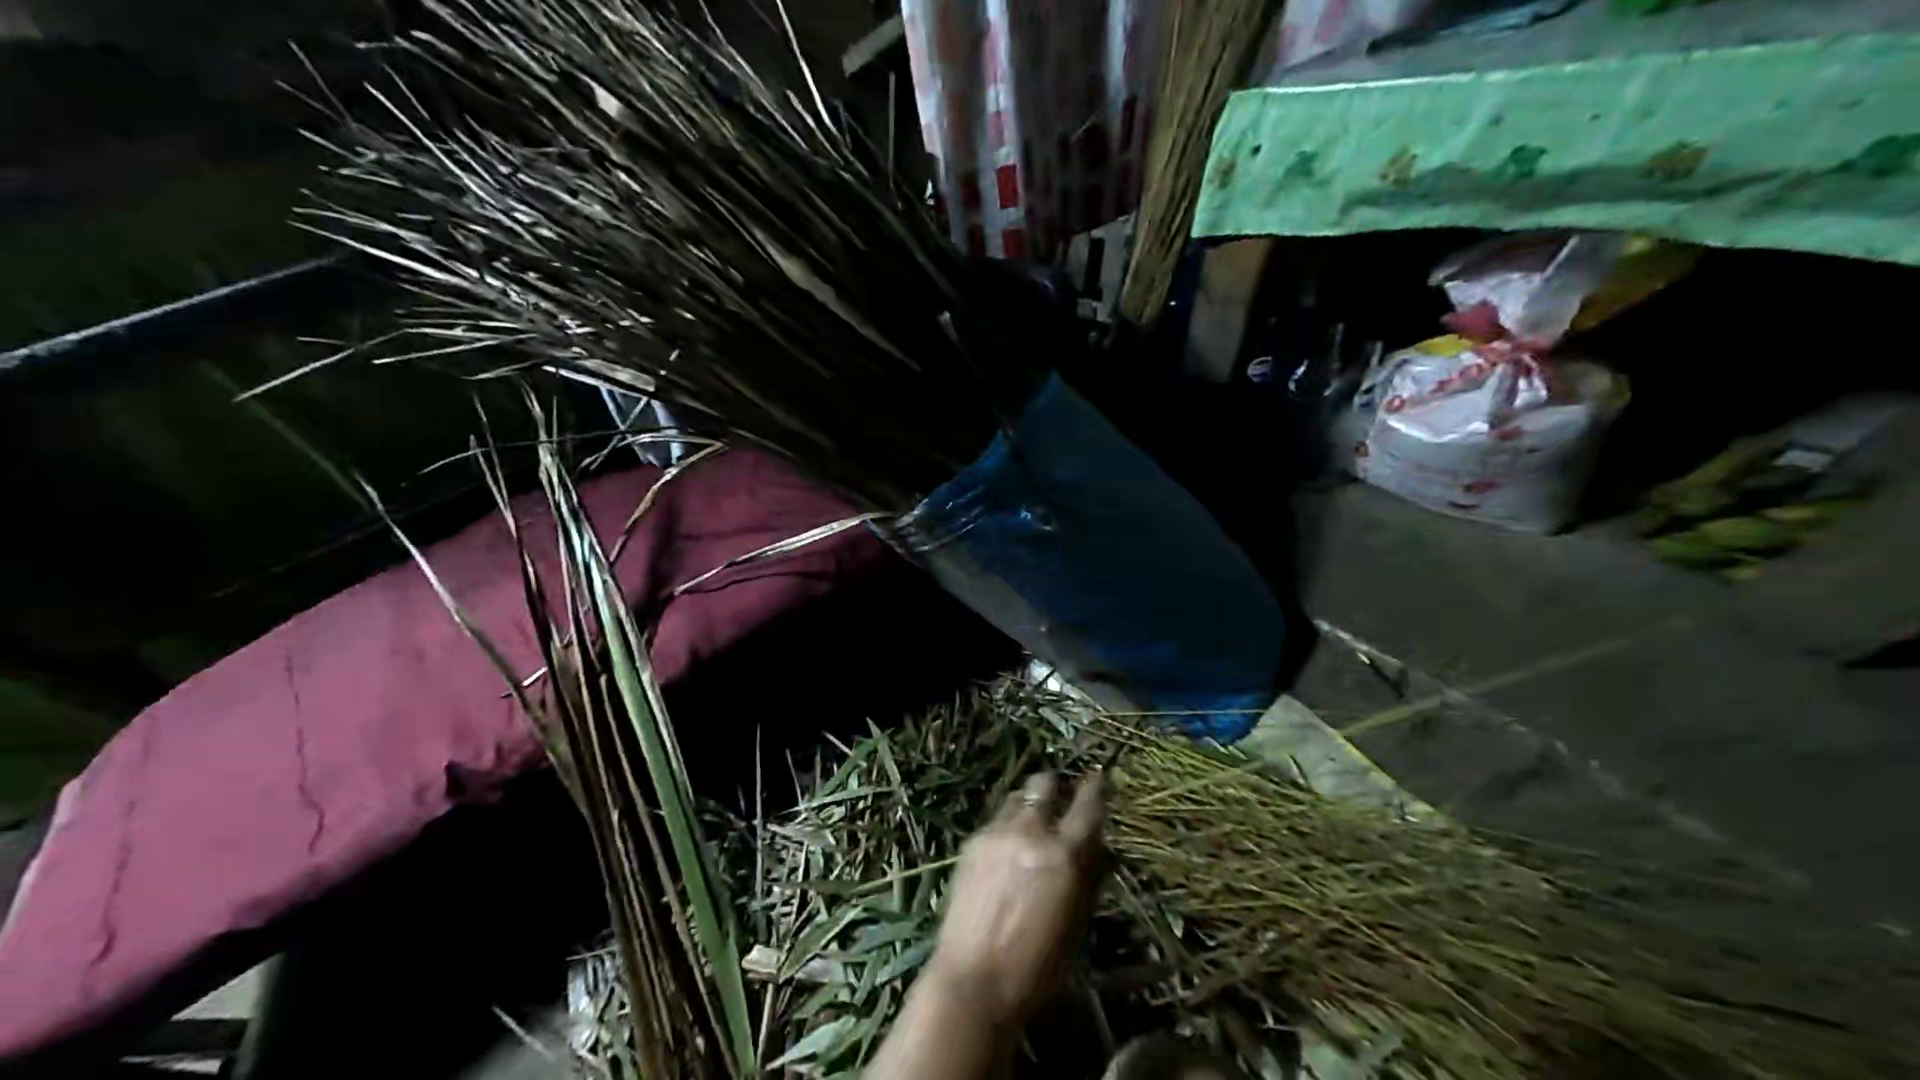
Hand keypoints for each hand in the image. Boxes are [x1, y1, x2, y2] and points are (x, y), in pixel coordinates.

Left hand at [928, 771, 1108, 1026]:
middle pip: (1044, 783)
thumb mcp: (1077, 924)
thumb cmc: (1037, 967)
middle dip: (1055, 787)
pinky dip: (1007, 827)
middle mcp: (1030, 832)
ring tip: (1032, 825)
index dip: (1096, 787)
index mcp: (1064, 854)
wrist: (973, 980)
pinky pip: (995, 821)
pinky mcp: (971, 843)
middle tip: (1060, 800)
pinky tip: (1007, 851)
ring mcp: (996, 834)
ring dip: (1029, 805)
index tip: (1099, 779)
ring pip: (1017, 798)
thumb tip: (1101, 849)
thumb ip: (1089, 877)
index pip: (1088, 803)